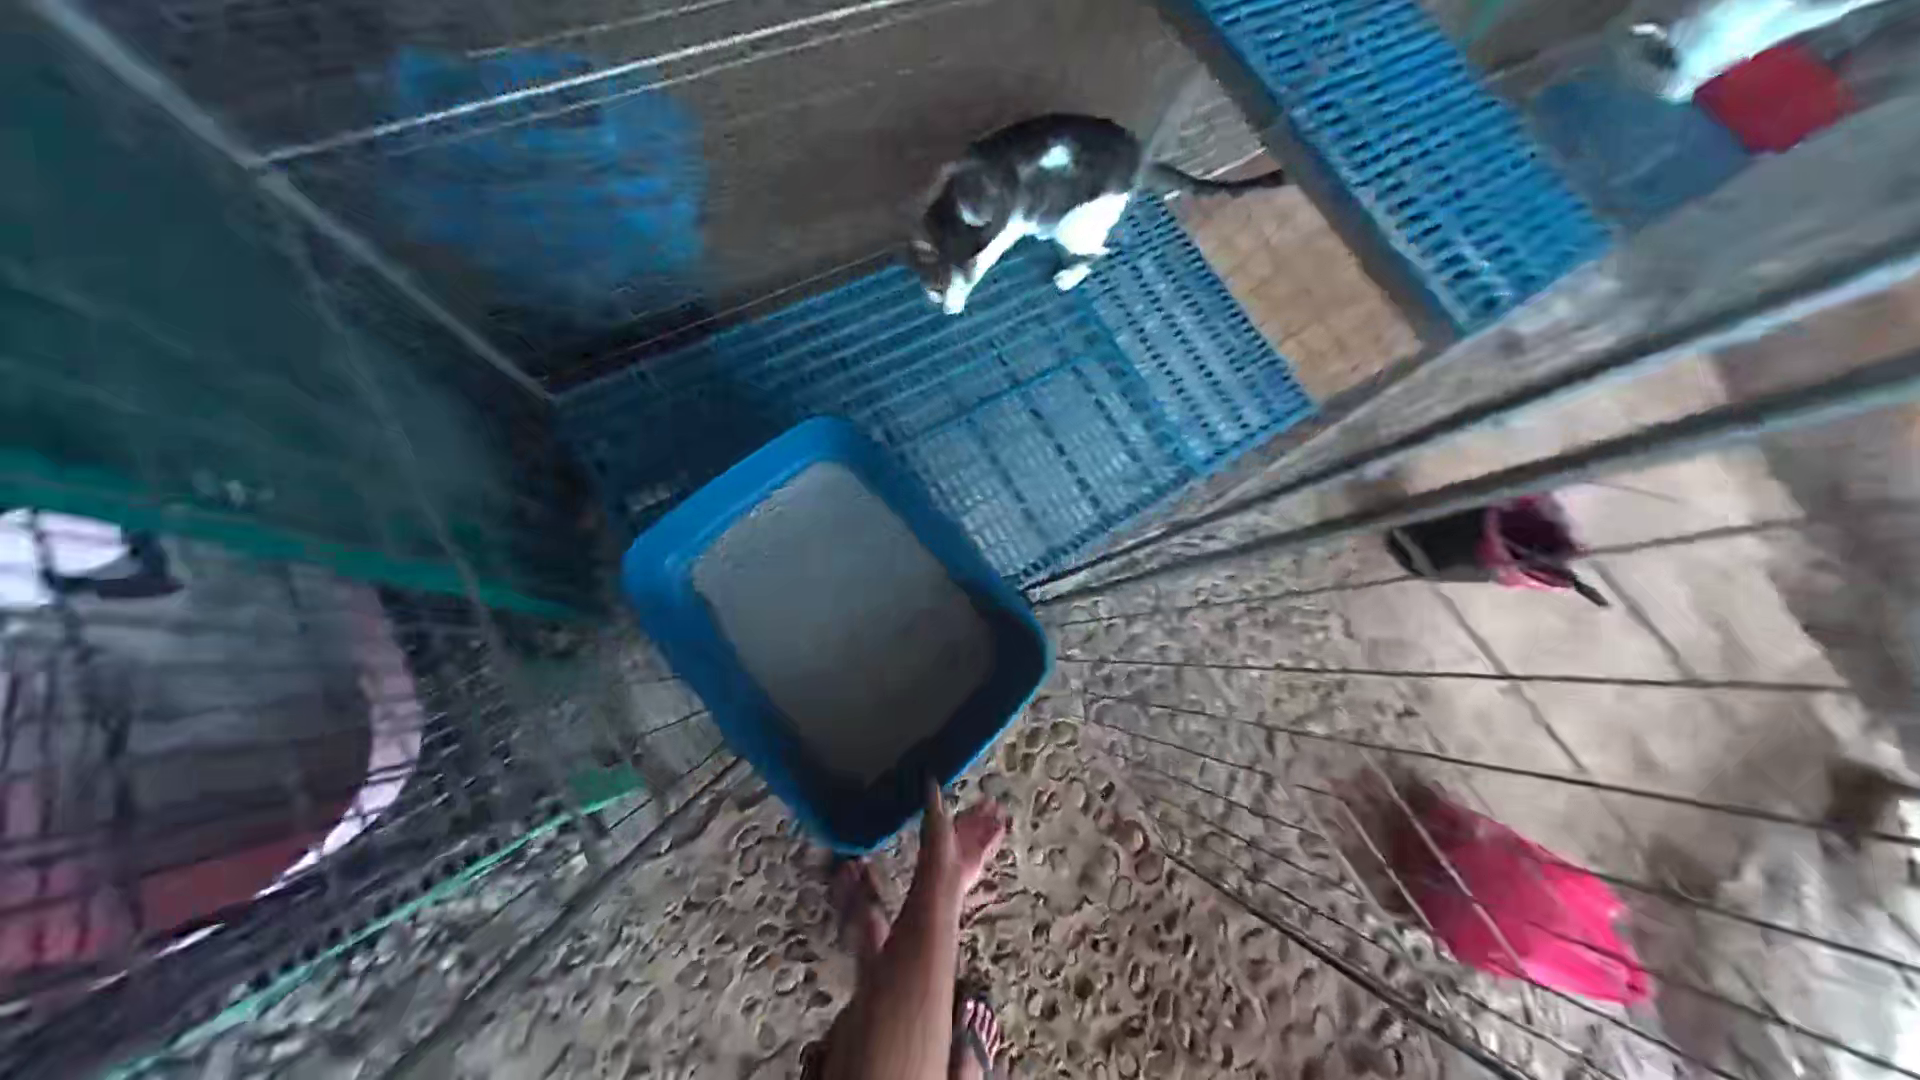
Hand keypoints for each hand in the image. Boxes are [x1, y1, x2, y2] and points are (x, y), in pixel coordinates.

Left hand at [917, 778, 1008, 899]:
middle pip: (977, 823)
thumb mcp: (934, 816)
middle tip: (999, 802)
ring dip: (994, 822)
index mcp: (948, 827)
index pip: (965, 815)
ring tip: (1005, 812)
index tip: (987, 797)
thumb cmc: (936, 845)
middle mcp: (960, 837)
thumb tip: (931, 779)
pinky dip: (996, 836)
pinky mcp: (979, 858)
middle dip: (987, 813)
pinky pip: (990, 844)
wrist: (942, 874)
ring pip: (985, 832)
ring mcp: (970, 848)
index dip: (976, 807)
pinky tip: (1003, 826)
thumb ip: (934, 799)